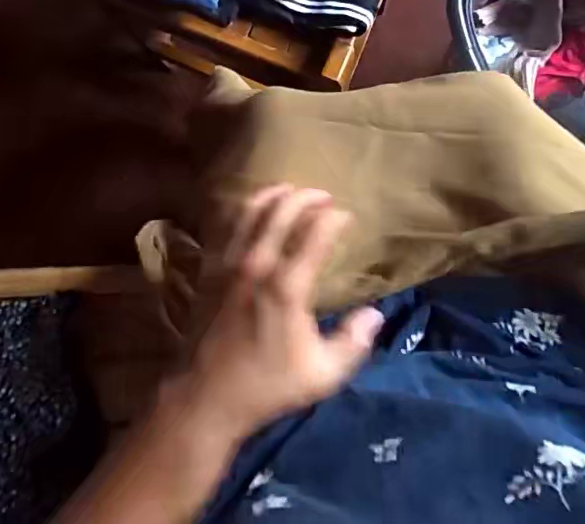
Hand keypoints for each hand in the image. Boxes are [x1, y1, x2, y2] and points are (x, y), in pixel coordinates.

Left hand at [165, 185, 383, 439]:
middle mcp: (257, 263)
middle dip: (307, 197)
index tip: (348, 216)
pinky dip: (243, 210)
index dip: (335, 219)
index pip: (316, 235)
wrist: (207, 395)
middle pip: (282, 211)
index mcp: (287, 286)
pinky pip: (227, 225)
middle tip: (324, 196)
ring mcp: (229, 262)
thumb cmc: (268, 385)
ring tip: (290, 189)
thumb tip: (376, 314)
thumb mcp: (322, 374)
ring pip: (250, 210)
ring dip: (273, 194)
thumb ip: (353, 343)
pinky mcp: (210, 267)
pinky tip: (252, 209)